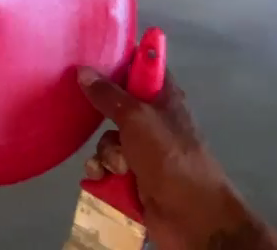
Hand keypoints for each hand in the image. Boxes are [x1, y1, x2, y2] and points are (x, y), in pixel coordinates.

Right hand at [78, 63, 276, 249]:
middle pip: (116, 104)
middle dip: (102, 115)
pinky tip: (101, 177)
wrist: (193, 220)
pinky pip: (108, 166)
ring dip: (106, 152)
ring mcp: (144, 151)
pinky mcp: (135, 178)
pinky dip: (103, 171)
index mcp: (163, 98)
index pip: (142, 65)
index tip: (95, 56)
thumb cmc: (170, 158)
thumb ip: (108, 95)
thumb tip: (83, 71)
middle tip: (93, 114)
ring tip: (116, 166)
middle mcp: (153, 120)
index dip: (122, 58)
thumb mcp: (136, 118)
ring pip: (109, 138)